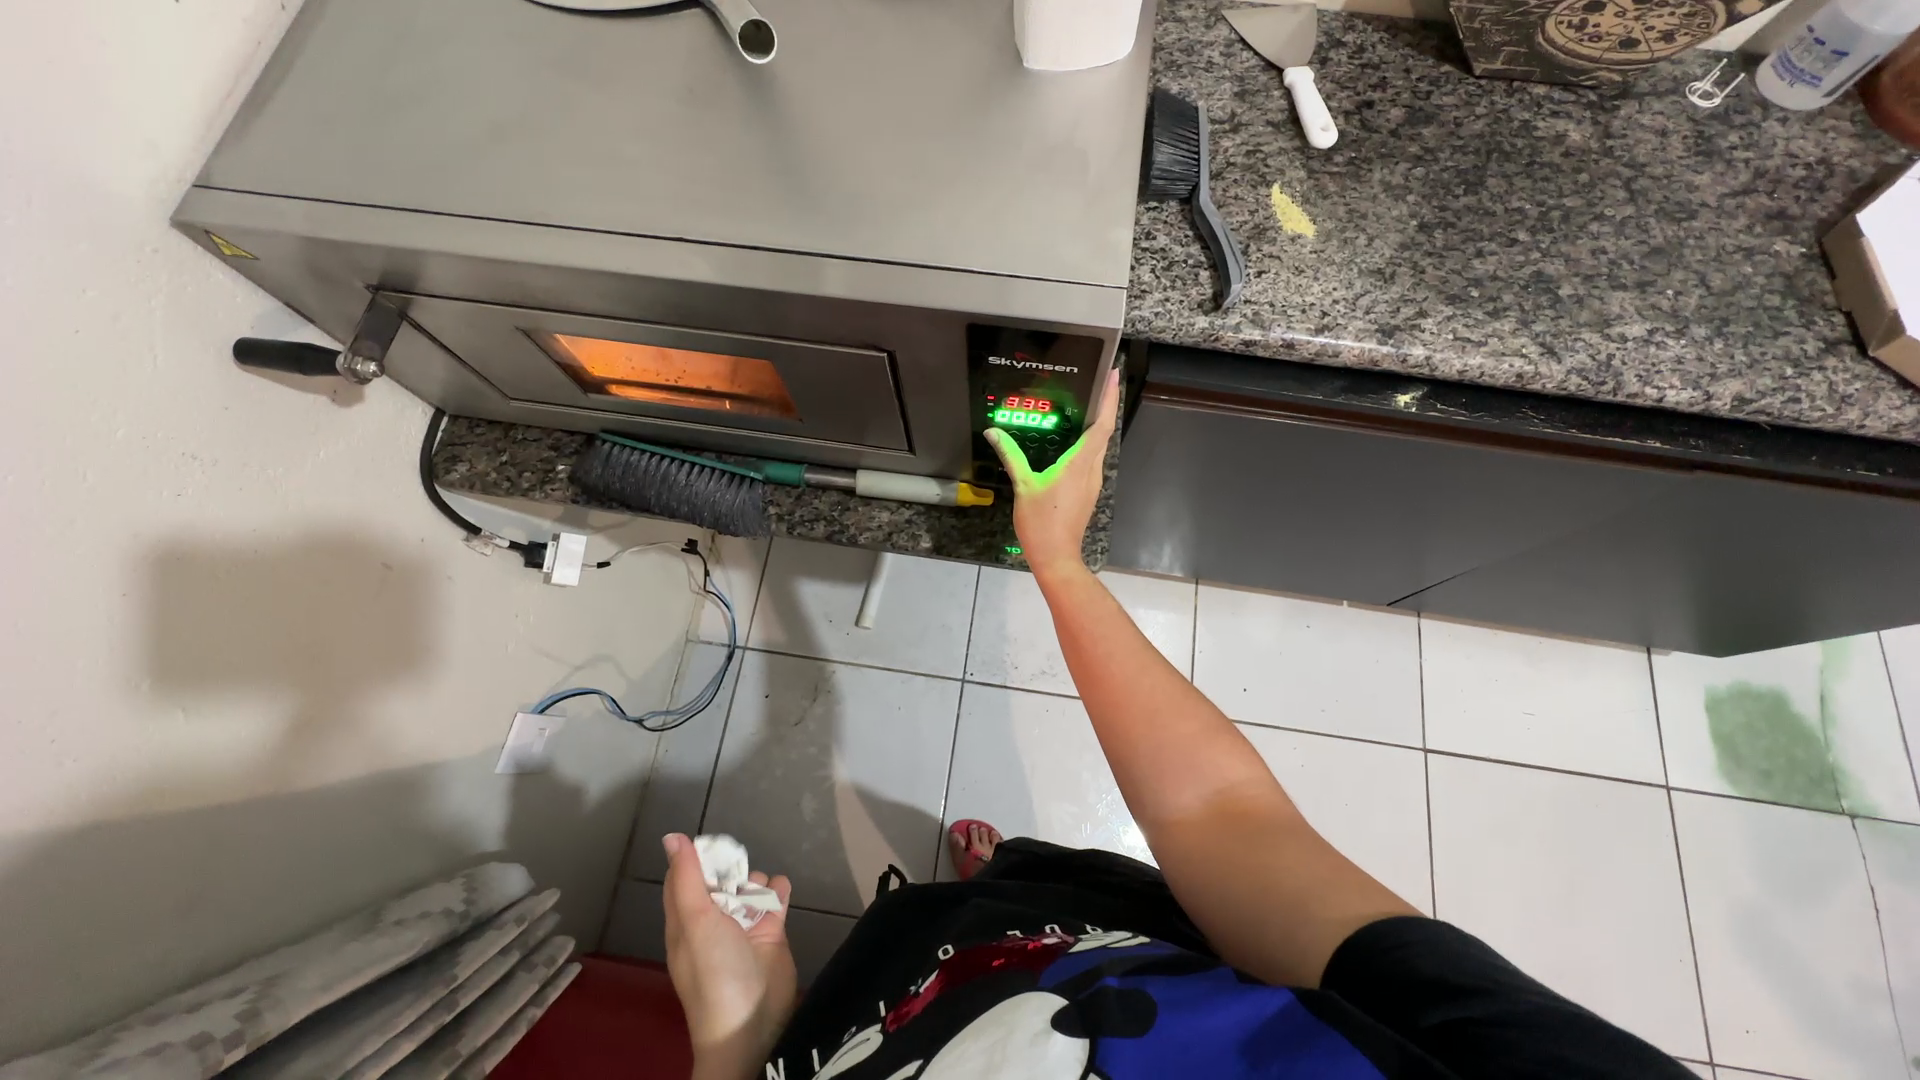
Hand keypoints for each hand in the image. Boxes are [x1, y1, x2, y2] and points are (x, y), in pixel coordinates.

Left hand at [660, 833, 796, 1079]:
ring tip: (758, 896)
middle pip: (720, 880)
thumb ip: (686, 878)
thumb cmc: (714, 970)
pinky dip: (778, 890)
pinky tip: (778, 894)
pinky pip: (776, 899)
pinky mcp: (771, 932)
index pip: (683, 880)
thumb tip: (672, 837)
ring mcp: (744, 927)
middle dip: (730, 869)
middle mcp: (713, 922)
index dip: (694, 859)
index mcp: (685, 921)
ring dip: (756, 881)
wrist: (751, 1022)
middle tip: (737, 874)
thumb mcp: (695, 921)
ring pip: (749, 886)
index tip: (711, 843)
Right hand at [986, 367, 1120, 582]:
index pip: (1101, 424)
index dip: (1109, 398)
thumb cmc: (1041, 522)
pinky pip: (1092, 459)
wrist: (1056, 556)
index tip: (1113, 375)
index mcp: (1080, 463)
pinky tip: (1073, 440)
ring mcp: (1092, 481)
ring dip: (1097, 424)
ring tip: (1085, 404)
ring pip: (1099, 446)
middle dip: (1104, 405)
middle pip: (1104, 431)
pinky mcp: (1088, 491)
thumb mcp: (1023, 485)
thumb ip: (1011, 455)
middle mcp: (1092, 469)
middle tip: (1098, 381)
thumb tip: (993, 432)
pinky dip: (1088, 443)